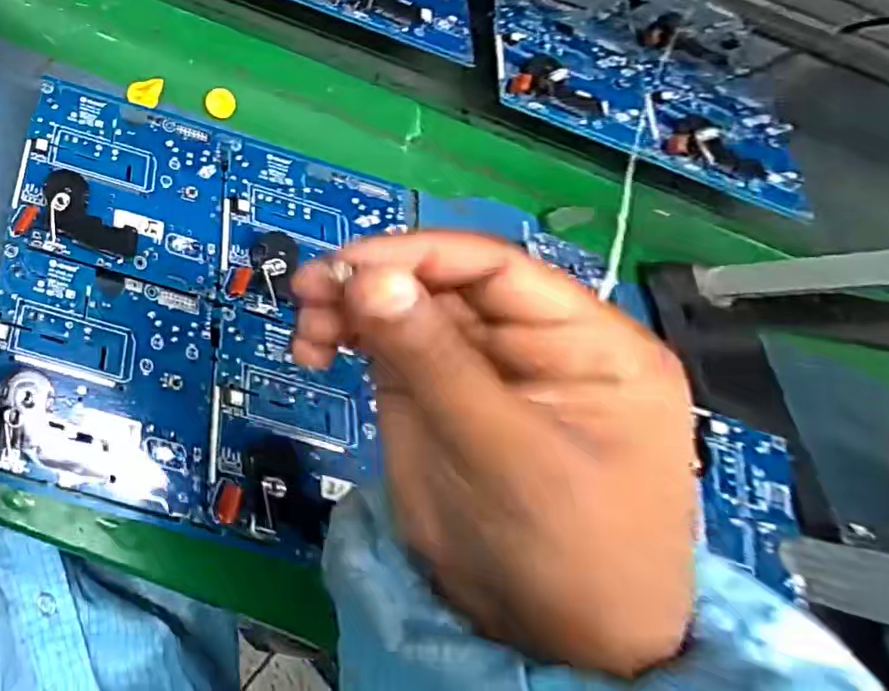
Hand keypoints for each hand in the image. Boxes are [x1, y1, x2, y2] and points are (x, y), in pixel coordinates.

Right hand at [290, 231, 695, 676]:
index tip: (345, 268)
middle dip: (364, 282)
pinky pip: (373, 336)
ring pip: (392, 302)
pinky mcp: (423, 382)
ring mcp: (467, 359)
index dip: (414, 255)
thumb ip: (431, 357)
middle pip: (430, 279)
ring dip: (341, 306)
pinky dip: (337, 334)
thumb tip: (366, 276)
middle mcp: (520, 338)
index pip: (490, 266)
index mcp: (582, 341)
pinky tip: (312, 351)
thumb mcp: (498, 448)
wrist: (536, 634)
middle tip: (307, 295)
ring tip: (306, 331)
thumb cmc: (559, 546)